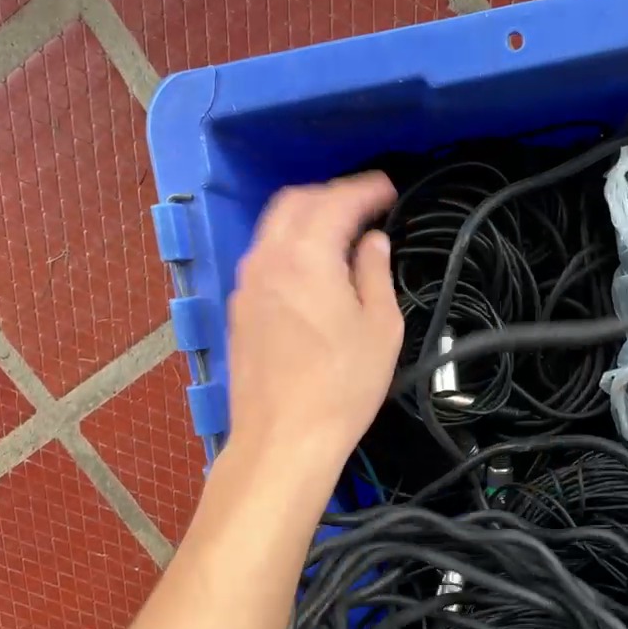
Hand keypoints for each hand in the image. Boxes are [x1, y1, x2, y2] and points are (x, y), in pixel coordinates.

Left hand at [224, 172, 402, 475]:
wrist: (283, 438)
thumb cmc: (342, 386)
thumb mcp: (380, 328)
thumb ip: (375, 274)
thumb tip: (371, 244)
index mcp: (307, 256)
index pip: (336, 201)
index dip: (366, 190)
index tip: (389, 190)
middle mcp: (267, 259)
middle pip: (294, 202)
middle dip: (330, 196)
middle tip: (363, 206)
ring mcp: (246, 285)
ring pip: (272, 230)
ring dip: (305, 220)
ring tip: (337, 234)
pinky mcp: (239, 312)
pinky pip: (263, 259)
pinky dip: (288, 248)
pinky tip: (309, 270)